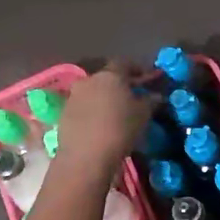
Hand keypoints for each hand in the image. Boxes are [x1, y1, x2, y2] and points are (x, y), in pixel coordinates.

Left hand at [52, 62, 153, 176]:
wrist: (86, 157)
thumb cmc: (120, 129)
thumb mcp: (143, 115)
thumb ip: (150, 101)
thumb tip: (156, 95)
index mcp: (110, 75)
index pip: (124, 63)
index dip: (136, 69)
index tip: (145, 79)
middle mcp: (88, 80)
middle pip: (105, 78)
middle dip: (118, 86)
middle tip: (129, 98)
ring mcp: (73, 97)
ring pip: (91, 93)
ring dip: (102, 100)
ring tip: (113, 115)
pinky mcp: (63, 115)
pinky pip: (81, 108)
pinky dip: (90, 113)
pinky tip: (97, 127)